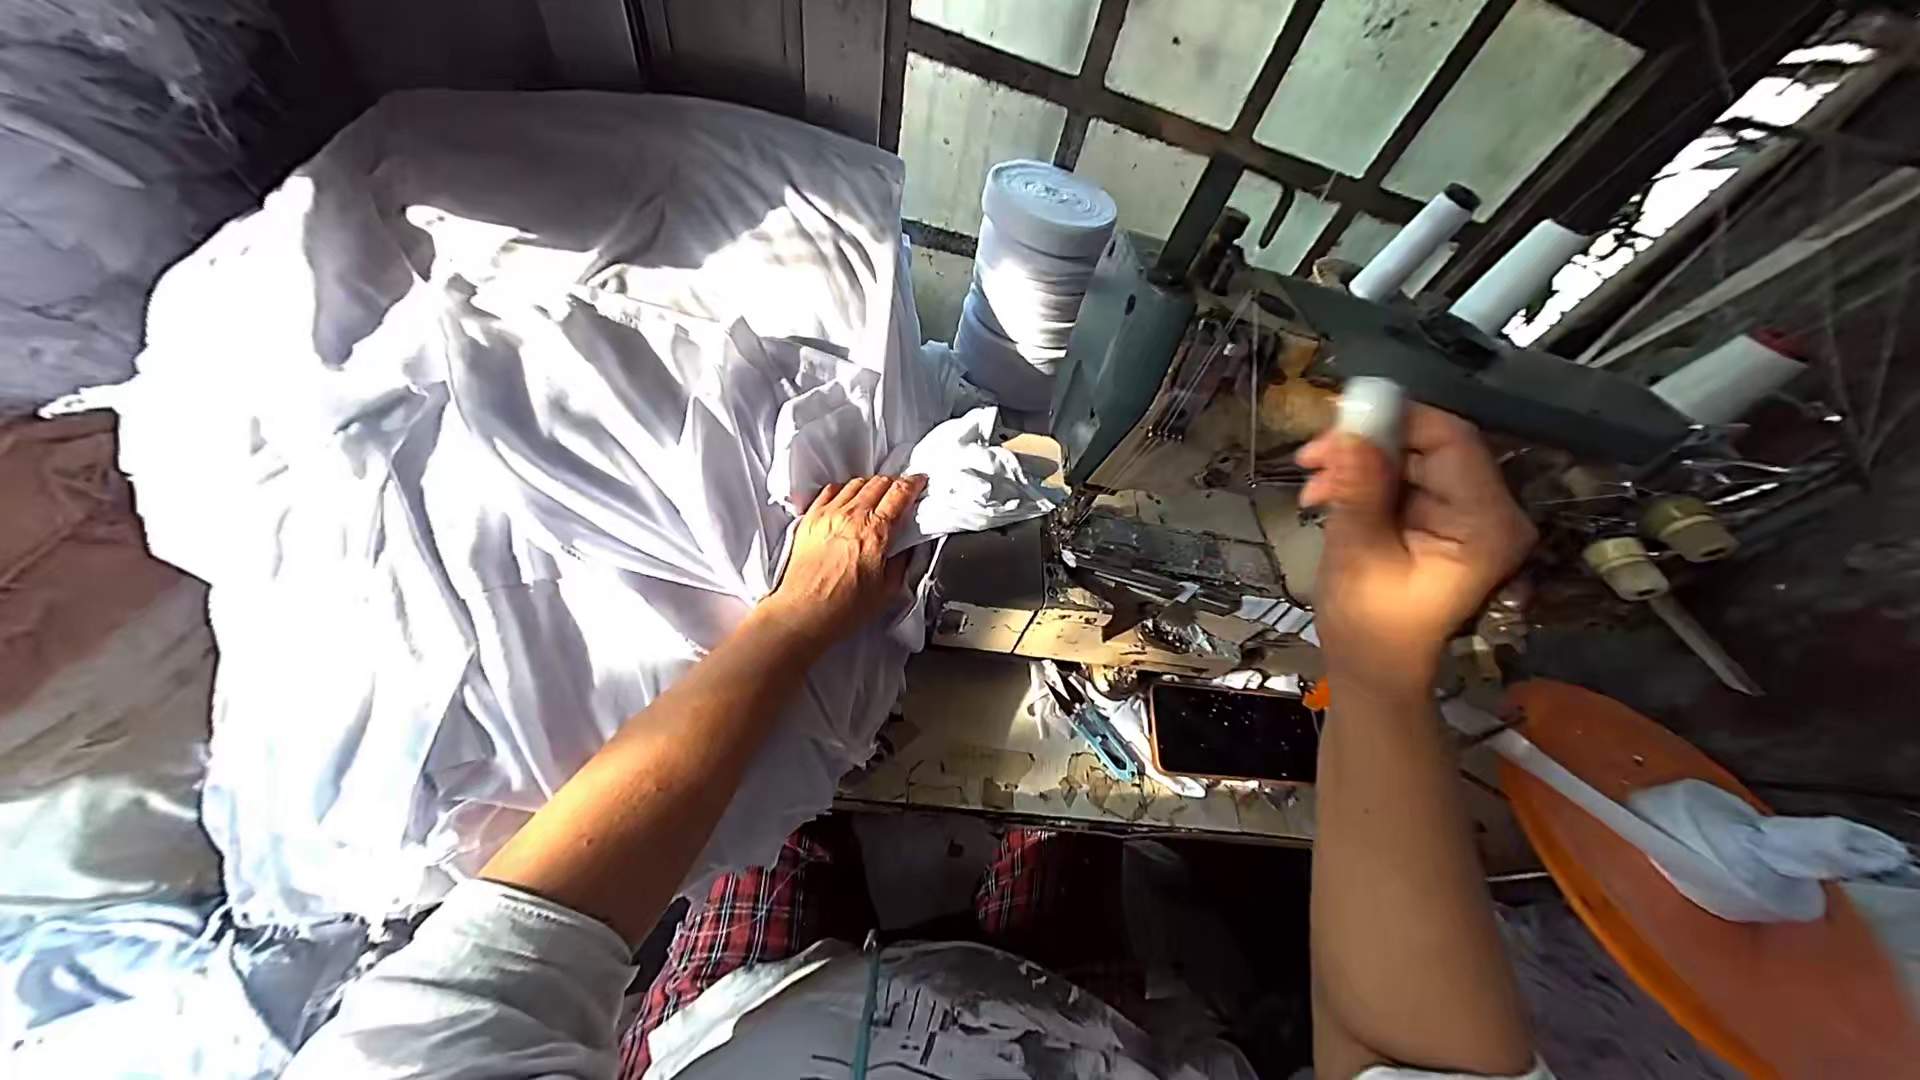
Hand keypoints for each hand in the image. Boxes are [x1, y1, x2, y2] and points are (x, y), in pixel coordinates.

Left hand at [758, 474, 927, 643]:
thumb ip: (902, 561)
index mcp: (875, 531)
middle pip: (879, 482)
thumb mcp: (887, 589)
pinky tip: (848, 500)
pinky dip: (844, 490)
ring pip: (855, 483)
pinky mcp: (810, 519)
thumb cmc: (843, 607)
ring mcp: (828, 514)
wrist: (802, 614)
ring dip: (871, 486)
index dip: (914, 483)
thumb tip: (908, 547)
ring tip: (876, 497)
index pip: (900, 492)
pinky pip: (830, 491)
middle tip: (901, 493)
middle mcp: (852, 516)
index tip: (920, 482)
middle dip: (895, 484)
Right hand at [1298, 406, 1534, 693]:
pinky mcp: (1433, 520)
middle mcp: (1483, 510)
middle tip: (1310, 458)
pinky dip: (1357, 482)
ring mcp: (1459, 514)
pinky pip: (1396, 481)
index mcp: (1484, 522)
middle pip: (1427, 446)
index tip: (1338, 415)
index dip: (1398, 418)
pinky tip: (1324, 497)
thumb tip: (1349, 432)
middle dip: (1364, 445)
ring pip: (1405, 460)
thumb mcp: (1357, 555)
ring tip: (1311, 488)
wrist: (1372, 668)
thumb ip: (1358, 490)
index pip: (1452, 441)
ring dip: (1353, 465)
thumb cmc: (1370, 626)